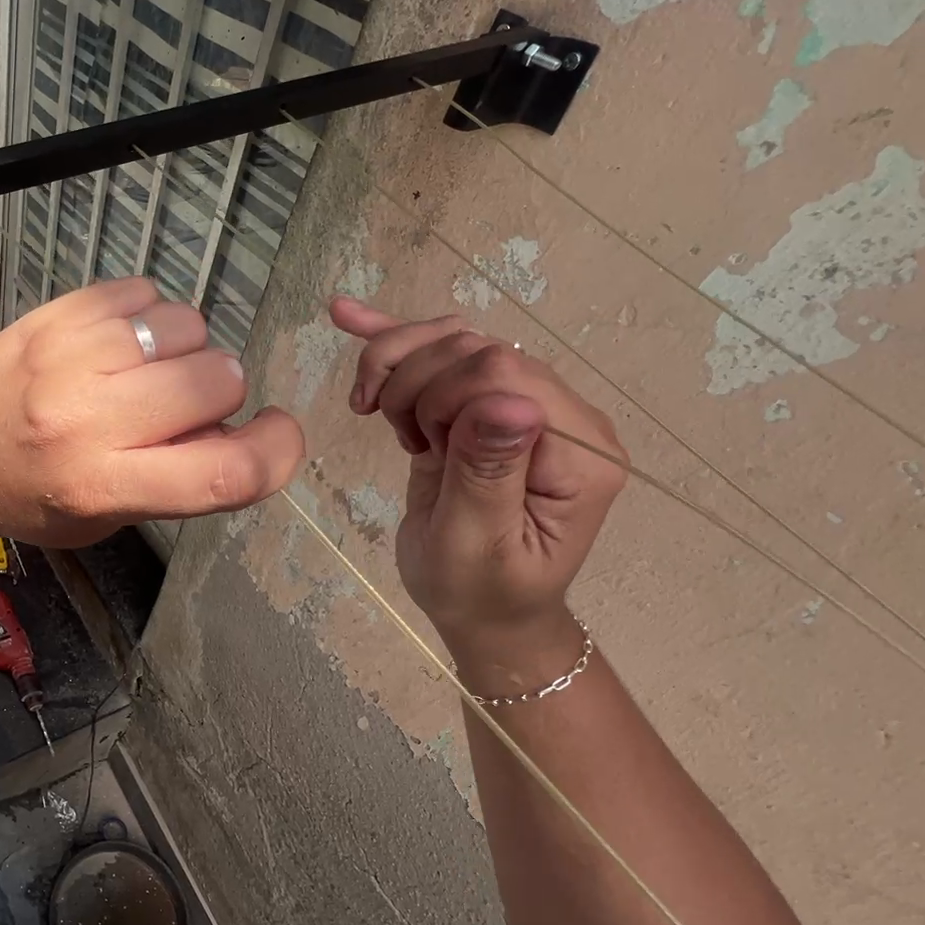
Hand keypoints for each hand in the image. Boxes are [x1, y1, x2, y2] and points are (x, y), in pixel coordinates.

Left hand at [0, 278, 305, 547]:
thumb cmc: (31, 499)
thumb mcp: (105, 520)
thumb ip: (176, 480)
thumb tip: (238, 425)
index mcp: (102, 486)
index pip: (224, 472)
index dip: (277, 451)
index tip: (274, 433)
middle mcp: (85, 418)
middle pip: (216, 381)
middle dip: (217, 396)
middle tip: (177, 409)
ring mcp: (66, 357)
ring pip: (186, 326)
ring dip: (182, 351)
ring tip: (142, 372)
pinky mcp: (52, 314)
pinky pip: (144, 291)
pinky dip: (147, 316)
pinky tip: (118, 344)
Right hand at [329, 299, 627, 674]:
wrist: (482, 609)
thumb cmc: (481, 591)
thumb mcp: (477, 545)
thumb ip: (489, 472)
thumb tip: (505, 400)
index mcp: (577, 451)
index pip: (504, 373)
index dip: (442, 398)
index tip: (422, 451)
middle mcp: (560, 414)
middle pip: (472, 347)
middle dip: (416, 386)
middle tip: (408, 443)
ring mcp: (520, 404)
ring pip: (448, 340)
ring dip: (396, 370)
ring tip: (379, 414)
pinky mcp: (479, 405)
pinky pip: (437, 353)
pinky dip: (389, 337)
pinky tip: (346, 315)